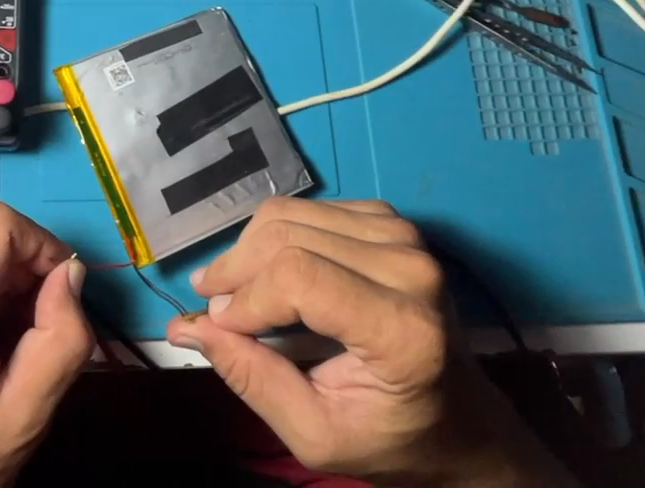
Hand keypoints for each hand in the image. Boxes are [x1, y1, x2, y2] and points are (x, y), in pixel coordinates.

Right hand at [165, 199, 570, 486]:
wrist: (460, 417)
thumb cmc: (389, 436)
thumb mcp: (316, 435)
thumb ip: (251, 378)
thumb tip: (184, 327)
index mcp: (403, 330)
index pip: (298, 277)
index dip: (245, 298)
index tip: (219, 326)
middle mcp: (409, 267)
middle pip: (286, 238)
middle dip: (235, 271)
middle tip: (212, 306)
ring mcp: (401, 235)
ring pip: (288, 215)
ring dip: (248, 251)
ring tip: (234, 289)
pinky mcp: (388, 219)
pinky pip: (305, 207)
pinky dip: (273, 236)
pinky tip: (271, 271)